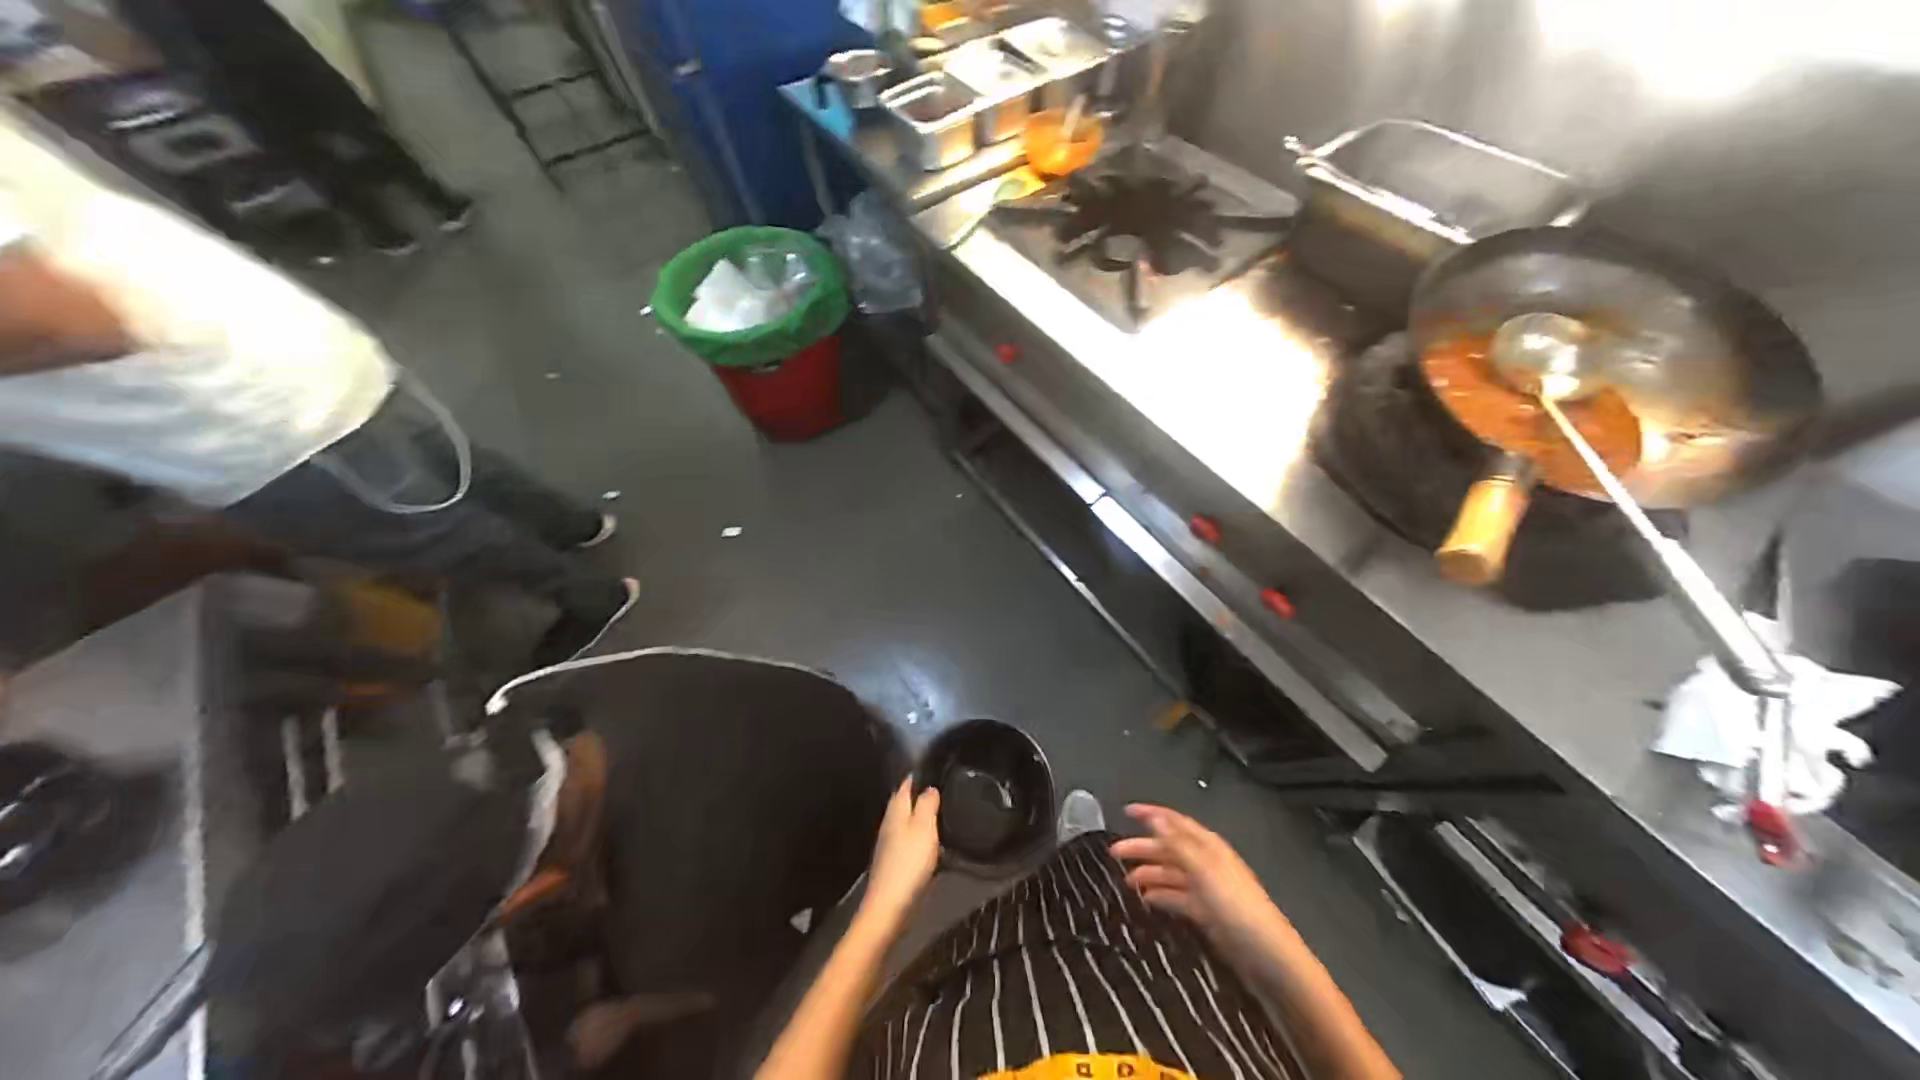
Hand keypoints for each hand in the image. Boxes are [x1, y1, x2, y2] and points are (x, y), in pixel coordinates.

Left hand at [861, 780, 941, 923]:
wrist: (889, 906)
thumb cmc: (909, 862)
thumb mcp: (924, 828)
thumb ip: (927, 805)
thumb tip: (929, 787)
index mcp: (896, 812)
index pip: (904, 786)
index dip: (915, 777)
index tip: (930, 769)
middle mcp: (889, 825)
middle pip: (902, 804)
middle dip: (917, 796)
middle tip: (939, 790)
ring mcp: (889, 845)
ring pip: (905, 823)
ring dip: (919, 817)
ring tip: (939, 814)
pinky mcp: (893, 864)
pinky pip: (908, 842)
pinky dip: (919, 837)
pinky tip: (930, 843)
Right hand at [1110, 804, 1286, 948]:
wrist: (1266, 954)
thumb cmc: (1236, 905)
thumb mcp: (1204, 870)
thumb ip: (1177, 844)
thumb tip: (1153, 818)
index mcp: (1208, 846)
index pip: (1175, 822)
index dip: (1151, 814)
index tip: (1125, 811)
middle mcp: (1205, 862)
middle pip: (1168, 847)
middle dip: (1142, 847)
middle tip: (1114, 852)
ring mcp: (1205, 887)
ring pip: (1170, 872)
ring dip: (1148, 872)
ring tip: (1125, 880)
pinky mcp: (1205, 912)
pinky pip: (1176, 896)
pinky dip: (1160, 895)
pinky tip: (1145, 899)